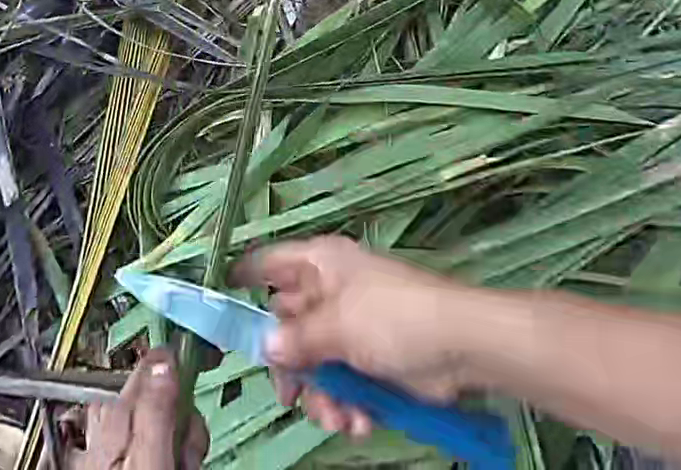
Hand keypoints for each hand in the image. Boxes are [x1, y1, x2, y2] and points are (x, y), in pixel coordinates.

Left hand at [77, 347, 208, 469]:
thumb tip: (166, 359)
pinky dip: (172, 456)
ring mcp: (115, 444)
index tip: (204, 373)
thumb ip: (157, 409)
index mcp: (115, 411)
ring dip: (182, 441)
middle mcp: (111, 421)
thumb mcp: (150, 461)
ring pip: (164, 420)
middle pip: (162, 393)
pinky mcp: (122, 463)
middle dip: (185, 418)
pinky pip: (158, 443)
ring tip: (182, 467)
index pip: (153, 362)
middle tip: (188, 452)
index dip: (181, 364)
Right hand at [232, 236, 484, 438]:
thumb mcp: (340, 324)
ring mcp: (348, 325)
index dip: (243, 281)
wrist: (461, 344)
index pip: (268, 263)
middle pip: (285, 326)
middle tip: (291, 394)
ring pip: (311, 363)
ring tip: (341, 415)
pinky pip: (339, 382)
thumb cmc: (393, 316)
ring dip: (321, 396)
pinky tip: (361, 419)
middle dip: (291, 367)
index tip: (219, 312)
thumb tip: (266, 346)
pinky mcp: (367, 358)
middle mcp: (328, 290)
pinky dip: (346, 404)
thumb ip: (298, 337)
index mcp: (319, 263)